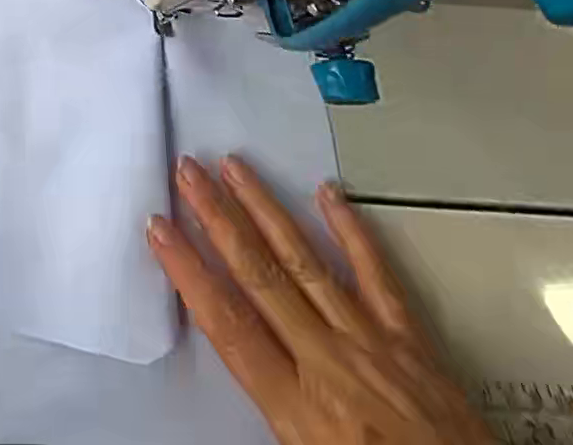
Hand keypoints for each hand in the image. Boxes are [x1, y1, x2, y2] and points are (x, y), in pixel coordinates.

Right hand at [146, 156, 493, 444]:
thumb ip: (265, 400)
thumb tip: (226, 342)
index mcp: (297, 407)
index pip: (227, 322)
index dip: (187, 269)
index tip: (157, 225)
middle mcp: (329, 365)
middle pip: (260, 276)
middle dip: (217, 217)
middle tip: (188, 171)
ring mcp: (374, 346)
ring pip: (306, 263)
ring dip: (264, 208)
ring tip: (233, 166)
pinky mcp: (415, 344)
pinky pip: (379, 278)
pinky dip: (352, 232)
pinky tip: (327, 191)